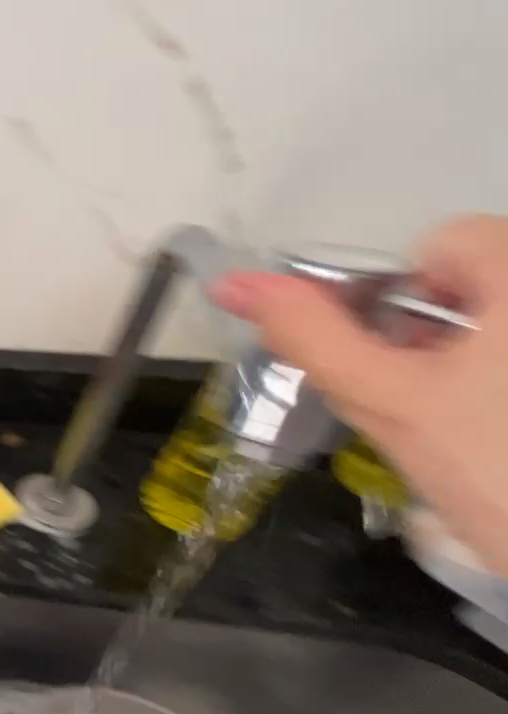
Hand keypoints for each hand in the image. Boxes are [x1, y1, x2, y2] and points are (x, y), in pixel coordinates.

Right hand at [213, 214, 507, 572]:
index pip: (450, 239)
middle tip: (442, 398)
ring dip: (477, 357)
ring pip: (500, 324)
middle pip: (485, 279)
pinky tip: (501, 429)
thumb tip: (233, 283)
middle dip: (446, 329)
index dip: (411, 293)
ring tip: (482, 423)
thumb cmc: (500, 474)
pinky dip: (499, 383)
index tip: (415, 356)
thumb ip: (310, 333)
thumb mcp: (388, 402)